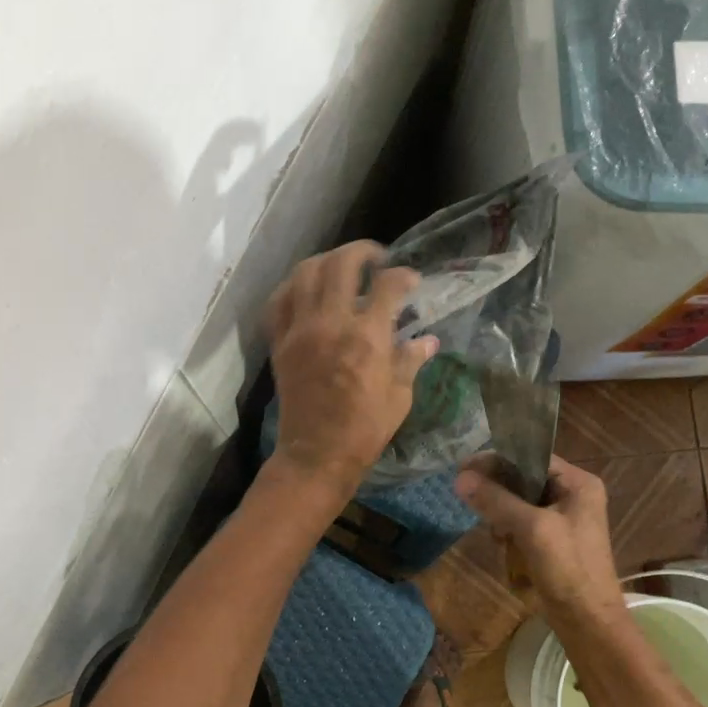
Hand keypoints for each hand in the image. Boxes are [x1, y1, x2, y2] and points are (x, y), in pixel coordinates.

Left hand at [267, 241, 437, 492]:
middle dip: (362, 252)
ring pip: (305, 273)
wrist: (317, 454)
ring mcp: (300, 330)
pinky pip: (279, 301)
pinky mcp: (280, 343)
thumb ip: (411, 360)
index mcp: (368, 337)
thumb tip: (428, 340)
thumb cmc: (365, 430)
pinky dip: (293, 286)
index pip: (388, 285)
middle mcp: (332, 323)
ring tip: (340, 267)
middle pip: (342, 264)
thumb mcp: (400, 397)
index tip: (411, 281)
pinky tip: (306, 289)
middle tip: (375, 258)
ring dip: (326, 261)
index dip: (403, 276)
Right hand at [454, 454, 627, 622]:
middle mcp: (573, 495)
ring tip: (493, 530)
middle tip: (468, 497)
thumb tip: (459, 478)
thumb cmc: (568, 569)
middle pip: (524, 478)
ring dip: (501, 512)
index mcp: (579, 483)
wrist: (587, 620)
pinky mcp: (552, 540)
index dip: (498, 460)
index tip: (464, 468)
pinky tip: (501, 542)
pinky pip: (523, 522)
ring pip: (520, 501)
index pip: (533, 457)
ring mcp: (563, 518)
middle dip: (498, 489)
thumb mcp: (532, 529)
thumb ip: (497, 501)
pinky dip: (508, 529)